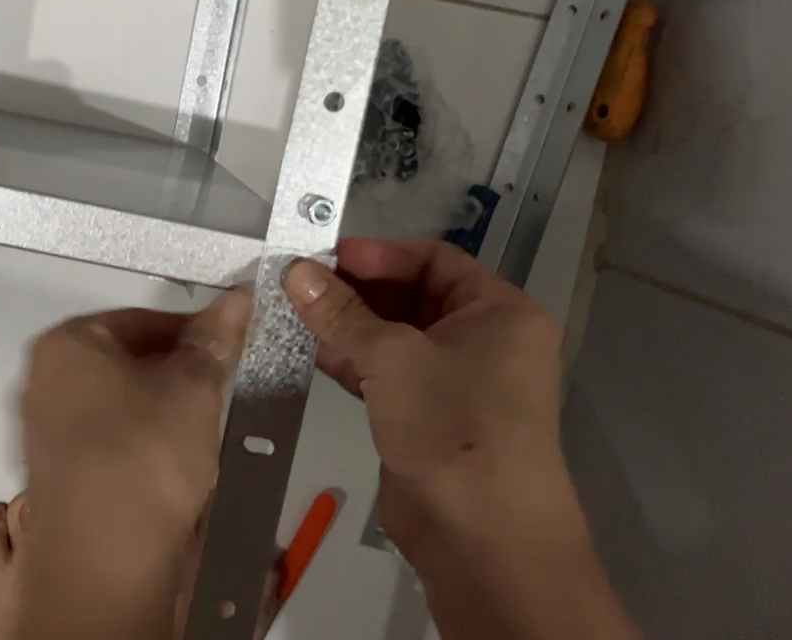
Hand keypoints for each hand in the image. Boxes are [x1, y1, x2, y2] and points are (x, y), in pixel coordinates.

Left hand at [16, 291, 251, 639]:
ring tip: (197, 428)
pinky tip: (170, 466)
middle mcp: (42, 381)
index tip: (225, 346)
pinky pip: (106, 442)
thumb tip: (236, 301)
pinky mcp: (56, 476)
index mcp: (64, 344)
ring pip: (116, 403)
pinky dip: (139, 444)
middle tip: (214, 387)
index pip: (139, 319)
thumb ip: (214, 341)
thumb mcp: (193, 388)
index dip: (190, 331)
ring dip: (158, 410)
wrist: (106, 563)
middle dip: (173, 372)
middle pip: (123, 360)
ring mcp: (43, 431)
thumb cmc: (143, 456)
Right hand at [284, 239, 564, 542]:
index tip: (324, 255)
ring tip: (292, 309)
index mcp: (499, 312)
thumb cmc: (452, 424)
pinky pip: (383, 369)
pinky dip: (349, 357)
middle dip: (355, 288)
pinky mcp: (426, 412)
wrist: (482, 538)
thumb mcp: (391, 356)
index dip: (379, 253)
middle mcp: (482, 339)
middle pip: (410, 294)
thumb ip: (339, 311)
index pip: (433, 260)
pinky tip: (306, 346)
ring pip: (392, 334)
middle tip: (299, 281)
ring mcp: (454, 379)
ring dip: (345, 322)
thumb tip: (294, 271)